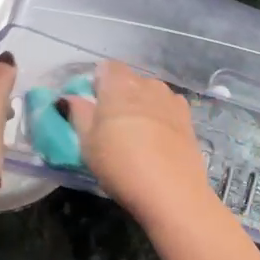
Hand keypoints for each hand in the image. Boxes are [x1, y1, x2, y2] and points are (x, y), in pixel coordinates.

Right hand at [65, 61, 208, 220]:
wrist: (172, 191)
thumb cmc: (121, 165)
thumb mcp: (87, 143)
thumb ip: (78, 114)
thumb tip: (70, 98)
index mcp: (120, 83)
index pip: (105, 68)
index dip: (97, 85)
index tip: (93, 109)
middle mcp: (149, 83)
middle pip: (129, 81)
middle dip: (119, 97)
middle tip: (112, 128)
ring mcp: (172, 100)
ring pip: (150, 95)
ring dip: (141, 108)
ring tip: (137, 137)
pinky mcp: (189, 120)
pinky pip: (167, 111)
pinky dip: (160, 119)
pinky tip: (158, 143)